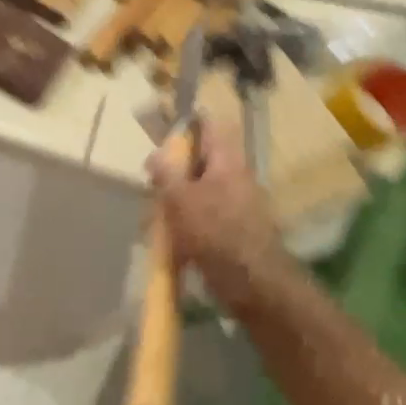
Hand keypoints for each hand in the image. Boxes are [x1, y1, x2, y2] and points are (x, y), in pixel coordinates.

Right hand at [147, 118, 287, 302]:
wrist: (252, 282)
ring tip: (157, 215)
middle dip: (175, 169)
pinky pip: (205, 215)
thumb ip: (166, 174)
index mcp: (228, 162)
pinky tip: (172, 237)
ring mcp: (237, 204)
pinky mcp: (233, 229)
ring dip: (177, 199)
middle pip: (202, 160)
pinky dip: (186, 221)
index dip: (189, 122)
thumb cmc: (216, 233)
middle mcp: (236, 178)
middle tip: (152, 182)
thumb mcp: (181, 199)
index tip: (164, 127)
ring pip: (200, 189)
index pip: (211, 127)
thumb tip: (155, 154)